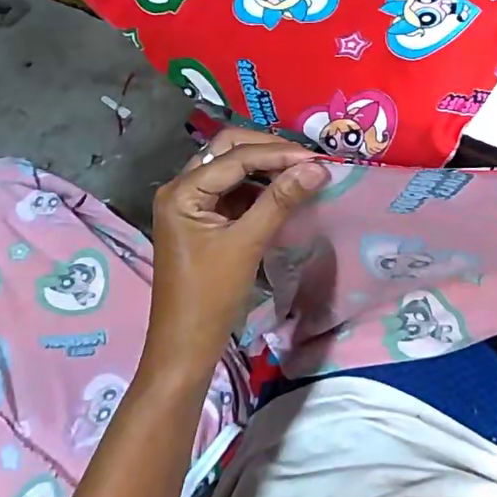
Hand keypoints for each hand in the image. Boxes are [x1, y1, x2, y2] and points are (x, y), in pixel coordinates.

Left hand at [144, 128, 326, 381]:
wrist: (185, 345)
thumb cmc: (211, 296)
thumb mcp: (247, 244)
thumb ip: (280, 201)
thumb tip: (317, 168)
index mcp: (182, 190)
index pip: (234, 156)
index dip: (277, 153)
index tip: (317, 160)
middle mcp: (180, 188)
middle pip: (227, 151)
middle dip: (267, 151)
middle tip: (306, 161)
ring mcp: (189, 203)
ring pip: (229, 169)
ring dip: (263, 168)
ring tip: (300, 173)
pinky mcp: (200, 219)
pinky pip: (230, 191)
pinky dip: (256, 188)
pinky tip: (282, 193)